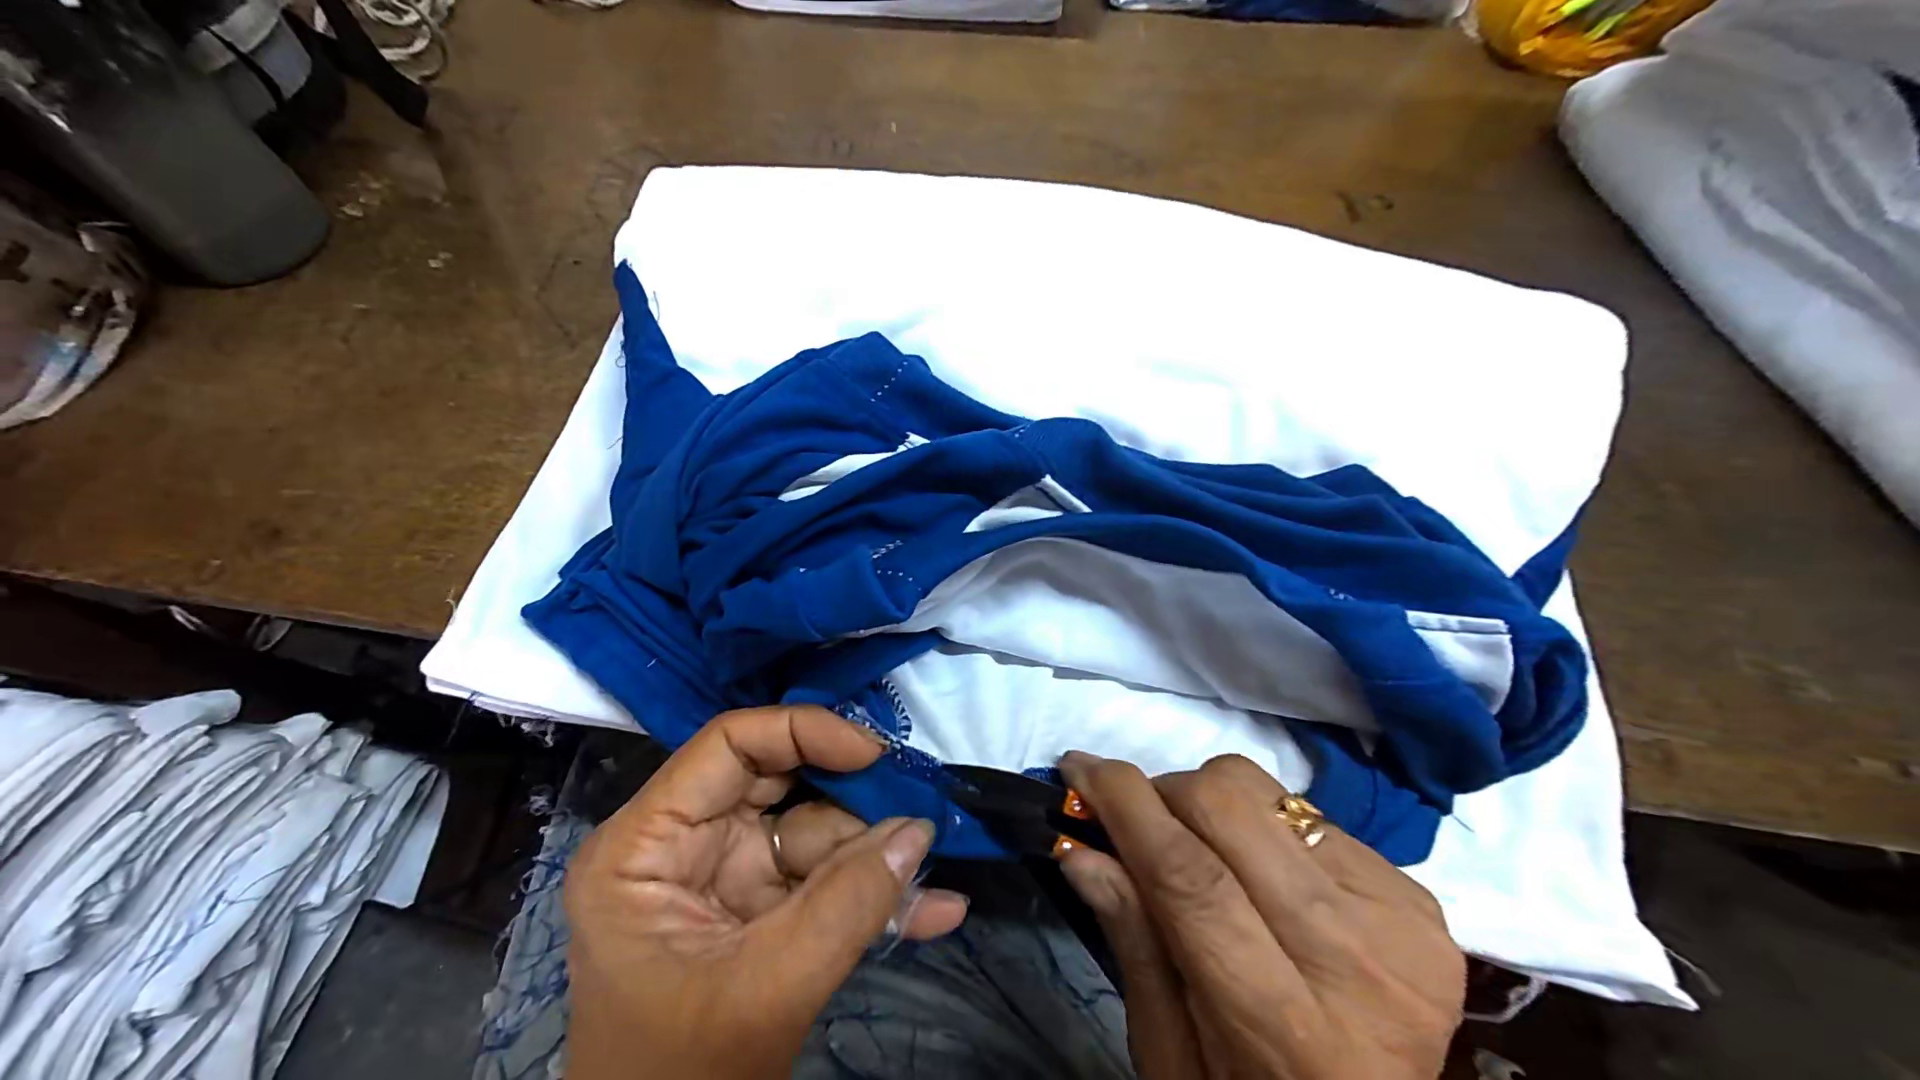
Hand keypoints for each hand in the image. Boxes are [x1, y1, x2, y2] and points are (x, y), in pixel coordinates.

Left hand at [563, 706, 969, 1079]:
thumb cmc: (683, 1077)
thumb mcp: (767, 989)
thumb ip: (848, 904)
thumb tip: (919, 831)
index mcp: (646, 845)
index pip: (728, 745)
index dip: (803, 732)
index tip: (873, 753)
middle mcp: (684, 845)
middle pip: (779, 783)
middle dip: (851, 799)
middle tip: (915, 805)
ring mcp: (726, 876)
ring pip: (814, 832)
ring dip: (874, 858)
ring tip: (928, 885)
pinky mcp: (762, 910)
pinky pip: (824, 880)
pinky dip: (873, 895)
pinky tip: (932, 910)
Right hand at [1056, 751, 1464, 1079]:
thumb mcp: (1172, 1056)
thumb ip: (1134, 943)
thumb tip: (1081, 850)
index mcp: (1287, 1030)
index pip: (1188, 877)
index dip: (1126, 807)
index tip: (1078, 767)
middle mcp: (1354, 962)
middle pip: (1229, 810)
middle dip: (1162, 791)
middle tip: (1135, 817)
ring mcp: (1398, 920)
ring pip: (1264, 792)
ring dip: (1208, 800)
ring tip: (1197, 842)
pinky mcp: (1418, 896)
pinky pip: (1306, 810)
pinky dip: (1259, 822)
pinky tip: (1259, 868)